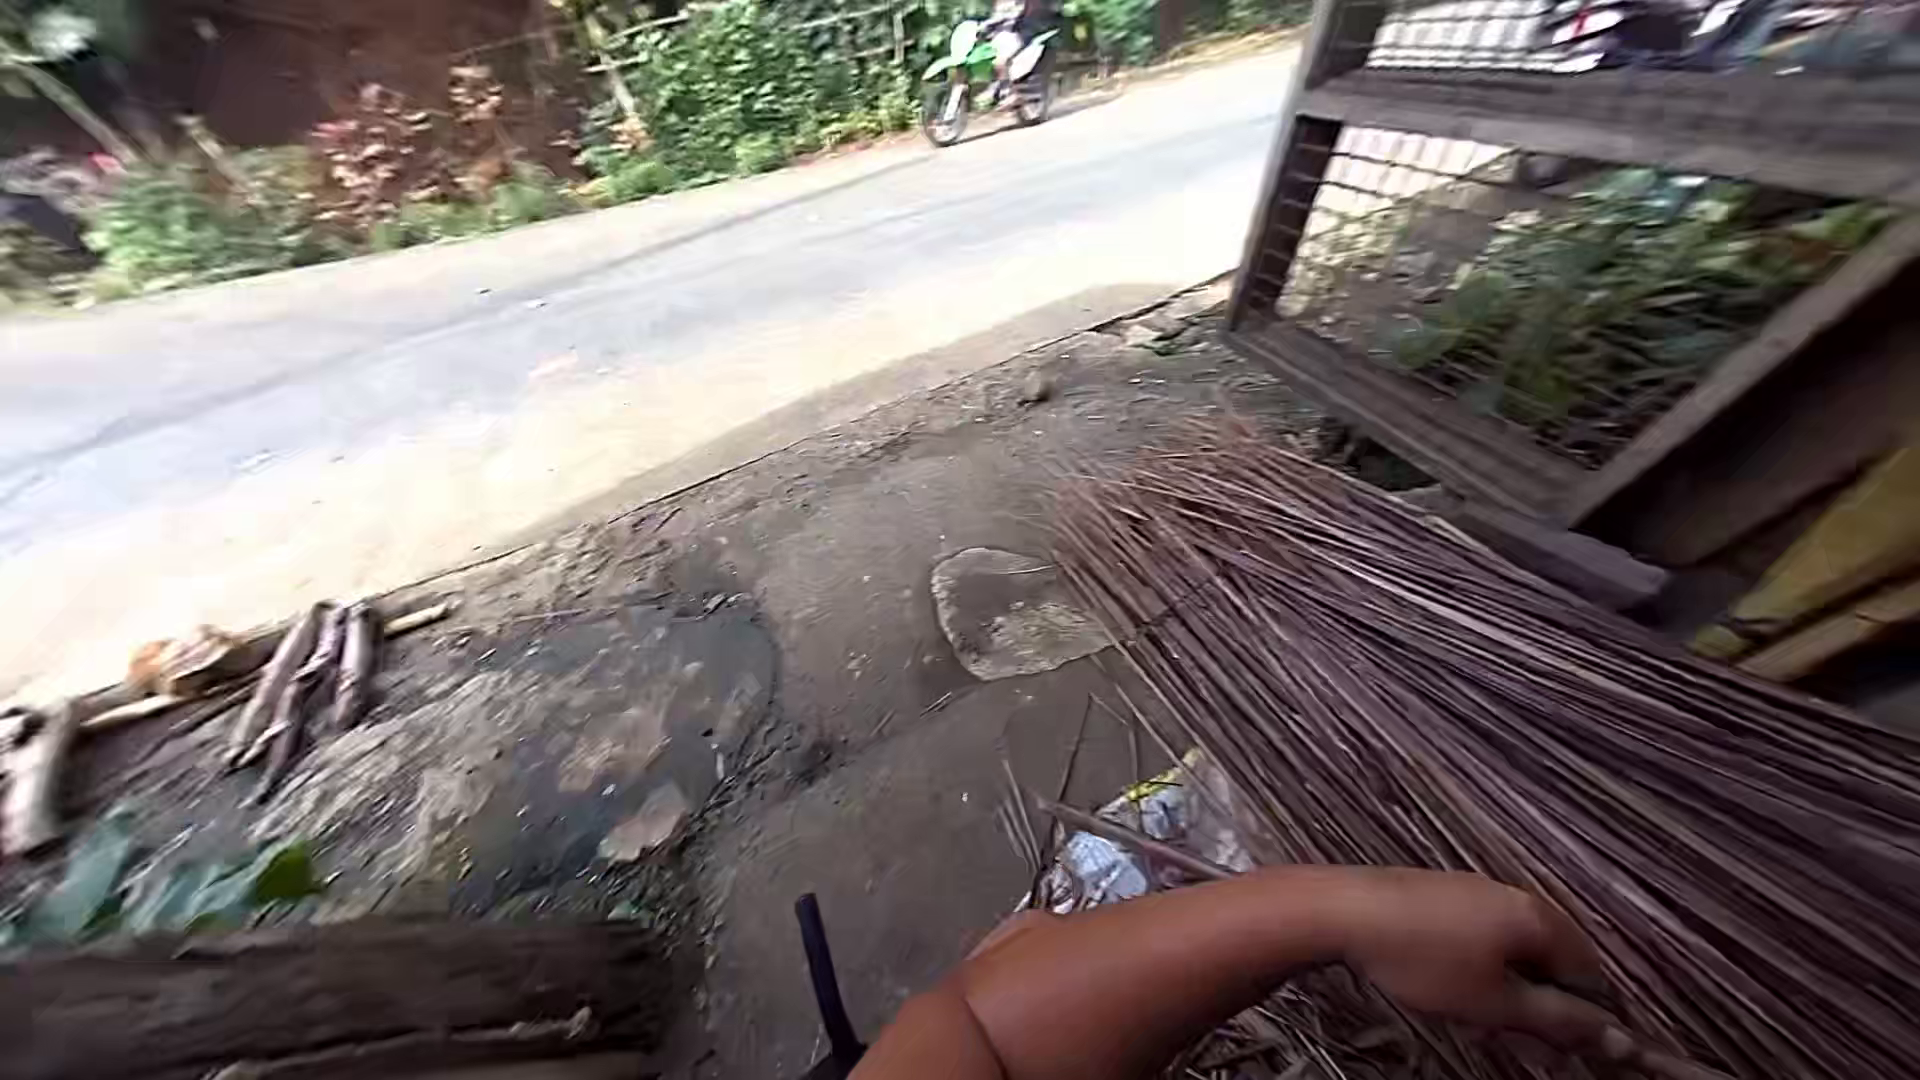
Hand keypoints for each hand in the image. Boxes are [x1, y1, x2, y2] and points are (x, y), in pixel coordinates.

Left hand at [1324, 869, 1622, 1052]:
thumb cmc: (1420, 958)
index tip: (1558, 1046)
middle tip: (1515, 1038)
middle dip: (1539, 1005)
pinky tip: (1443, 985)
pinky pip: (1469, 934)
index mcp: (1532, 914)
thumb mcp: (1498, 1003)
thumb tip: (1622, 1039)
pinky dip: (1470, 964)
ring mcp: (1461, 888)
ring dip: (1502, 989)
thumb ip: (1564, 1022)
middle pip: (1547, 960)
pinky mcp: (1427, 892)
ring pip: (1505, 950)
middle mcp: (1501, 893)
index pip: (1591, 973)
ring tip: (1474, 1015)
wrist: (1338, 910)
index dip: (1582, 1017)